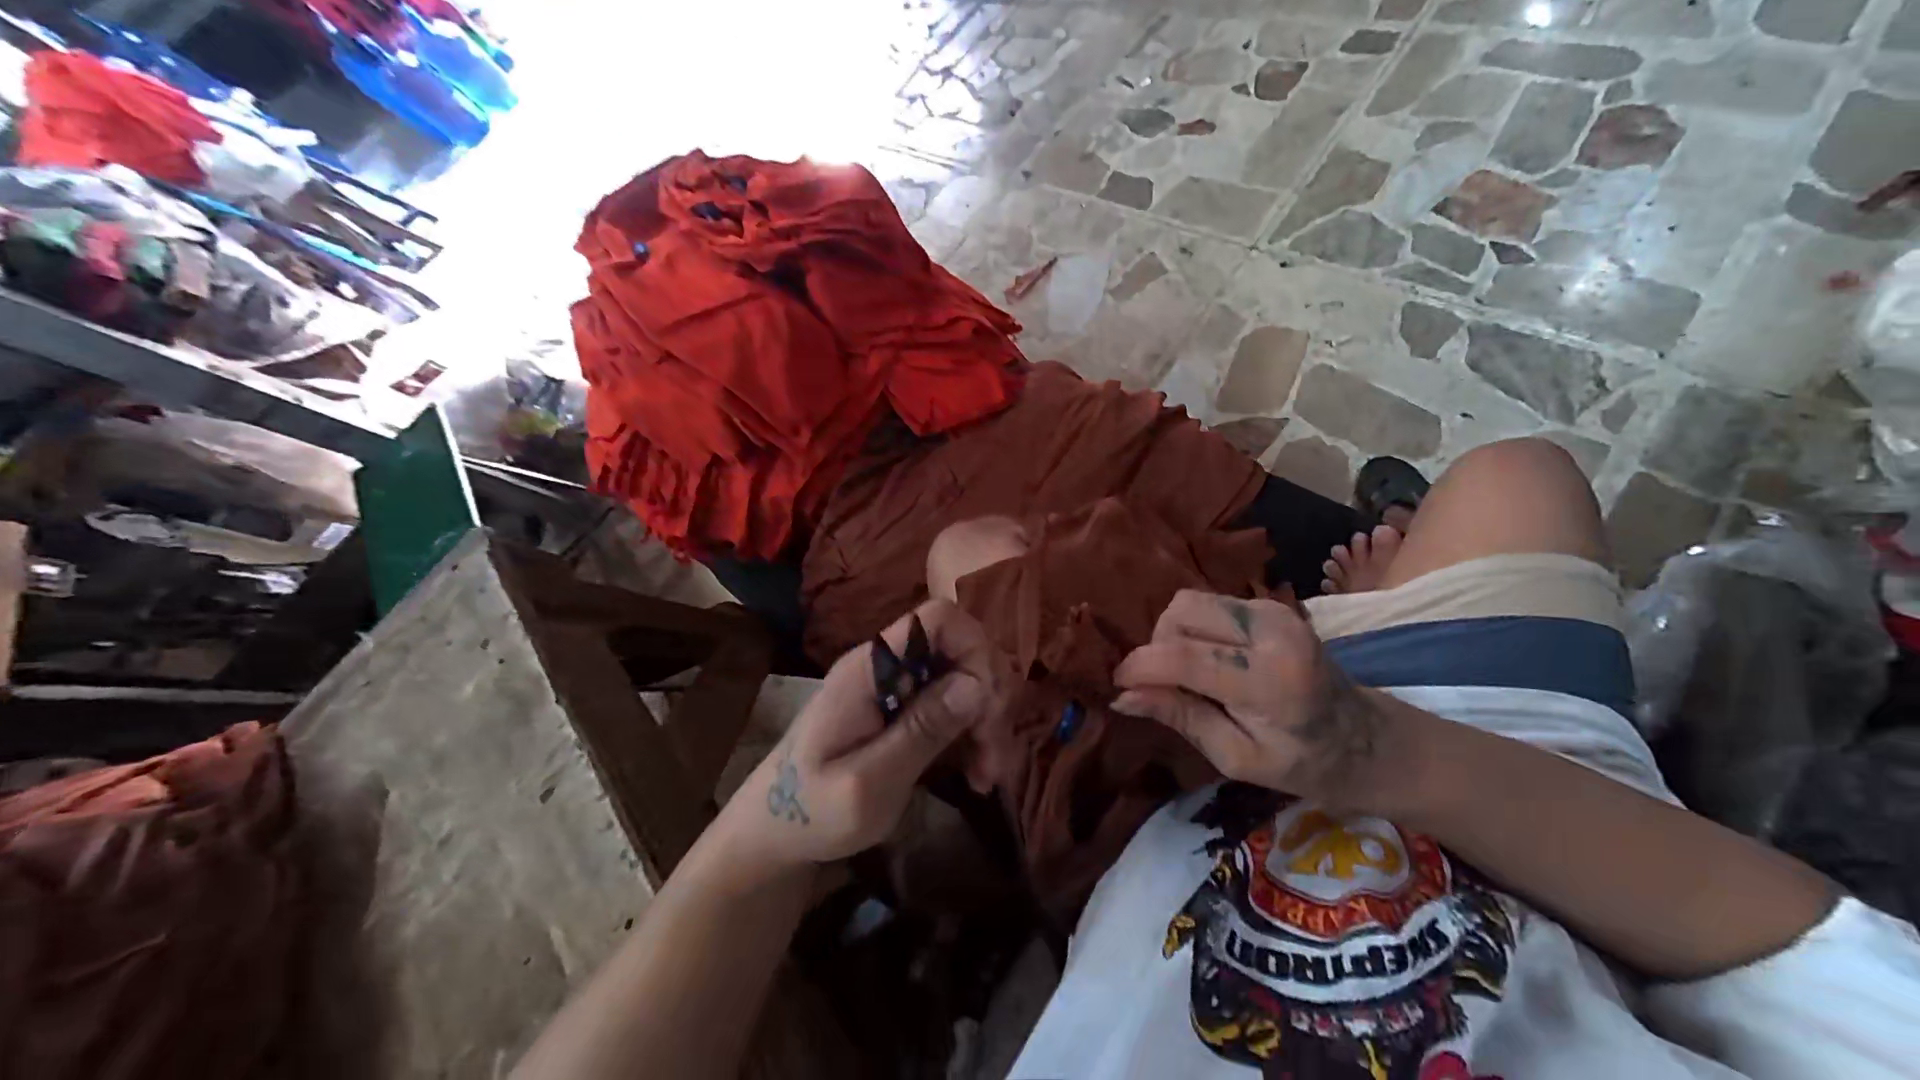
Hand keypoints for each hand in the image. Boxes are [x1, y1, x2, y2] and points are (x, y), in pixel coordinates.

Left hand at [713, 600, 1013, 873]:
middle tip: (991, 755)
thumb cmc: (813, 811)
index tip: (985, 708)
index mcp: (870, 669)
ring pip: (965, 678)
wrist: (776, 832)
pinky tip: (976, 774)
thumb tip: (976, 684)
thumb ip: (920, 731)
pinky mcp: (904, 708)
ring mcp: (896, 686)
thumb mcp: (869, 783)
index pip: (937, 618)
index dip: (974, 649)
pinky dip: (974, 734)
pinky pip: (954, 704)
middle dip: (989, 697)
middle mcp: (886, 665)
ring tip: (986, 775)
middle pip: (961, 648)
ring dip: (987, 722)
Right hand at [1110, 590, 1387, 807]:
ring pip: (1189, 601)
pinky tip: (1210, 659)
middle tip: (1165, 683)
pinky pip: (1209, 603)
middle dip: (1158, 646)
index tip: (1119, 685)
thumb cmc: (1304, 763)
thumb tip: (1123, 696)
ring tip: (1188, 672)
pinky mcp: (1271, 604)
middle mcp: (1271, 631)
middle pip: (1179, 613)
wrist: (1368, 739)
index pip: (1180, 656)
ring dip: (1174, 634)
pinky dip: (1194, 628)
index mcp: (1268, 679)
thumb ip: (1180, 716)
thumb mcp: (1236, 758)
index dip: (1138, 667)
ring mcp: (1274, 610)